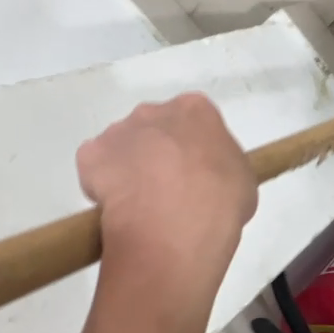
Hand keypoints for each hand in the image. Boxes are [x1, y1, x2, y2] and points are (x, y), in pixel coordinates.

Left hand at [76, 93, 258, 316]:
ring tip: (148, 205)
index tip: (201, 171)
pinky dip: (105, 185)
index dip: (197, 147)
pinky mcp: (90, 155)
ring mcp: (118, 130)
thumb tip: (205, 174)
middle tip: (174, 189)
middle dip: (161, 153)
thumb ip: (221, 165)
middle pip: (156, 128)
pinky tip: (123, 207)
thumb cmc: (223, 198)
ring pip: (125, 147)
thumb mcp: (242, 178)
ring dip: (133, 169)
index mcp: (195, 110)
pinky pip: (97, 168)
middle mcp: (153, 111)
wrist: (178, 222)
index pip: (195, 119)